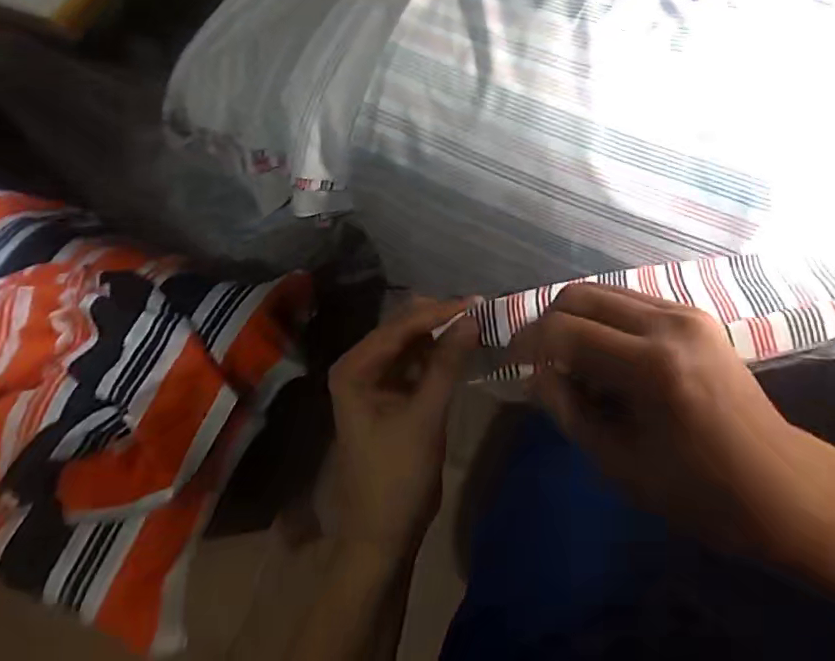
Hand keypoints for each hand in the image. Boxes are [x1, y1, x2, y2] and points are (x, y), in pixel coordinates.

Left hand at [327, 296, 479, 552]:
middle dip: (439, 318)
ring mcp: (372, 380)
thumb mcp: (425, 415)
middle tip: (479, 309)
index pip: (399, 326)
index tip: (476, 301)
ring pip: (410, 344)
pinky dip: (436, 355)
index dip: (438, 311)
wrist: (382, 533)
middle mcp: (358, 366)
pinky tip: (460, 348)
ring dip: (440, 334)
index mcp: (354, 368)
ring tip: (475, 322)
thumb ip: (447, 363)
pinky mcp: (388, 395)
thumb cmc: (397, 475)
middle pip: (402, 329)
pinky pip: (414, 363)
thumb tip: (472, 318)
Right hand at [506, 284, 829, 554]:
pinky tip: (607, 357)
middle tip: (537, 359)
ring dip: (577, 319)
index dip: (528, 343)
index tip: (512, 362)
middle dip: (548, 322)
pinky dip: (605, 320)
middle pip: (580, 295)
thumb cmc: (700, 493)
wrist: (781, 485)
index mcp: (651, 366)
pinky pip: (631, 302)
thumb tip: (534, 374)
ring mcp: (685, 312)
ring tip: (573, 362)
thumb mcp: (620, 464)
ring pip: (605, 292)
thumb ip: (568, 410)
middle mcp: (668, 323)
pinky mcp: (695, 314)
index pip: (564, 331)